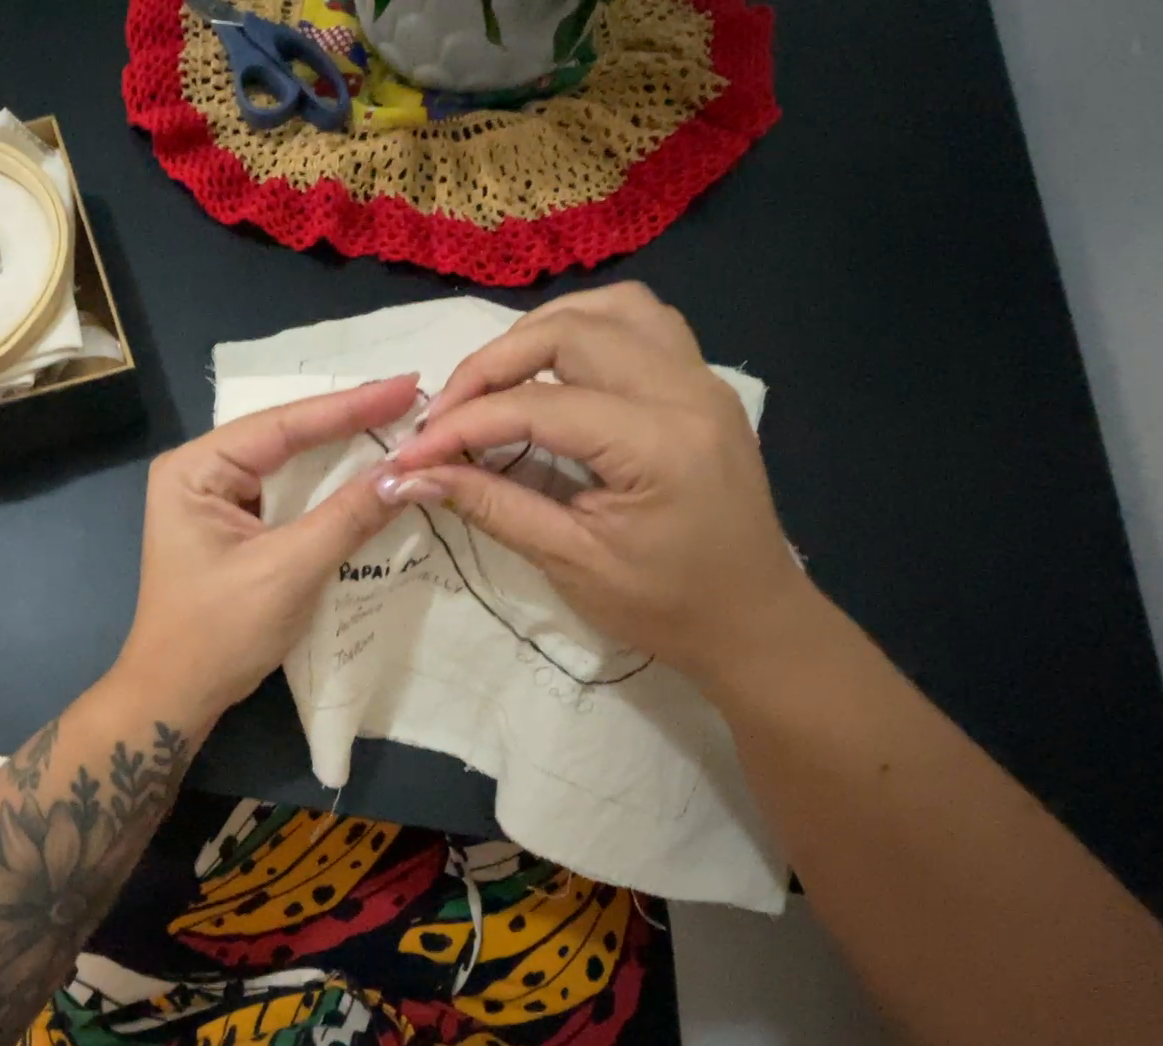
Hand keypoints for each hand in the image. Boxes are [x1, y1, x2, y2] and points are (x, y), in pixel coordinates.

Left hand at [112, 376, 418, 722]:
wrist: (177, 693)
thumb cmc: (219, 633)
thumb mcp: (289, 571)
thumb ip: (348, 517)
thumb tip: (408, 473)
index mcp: (194, 469)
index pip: (282, 425)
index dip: (349, 406)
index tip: (406, 385)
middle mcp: (199, 472)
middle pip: (285, 437)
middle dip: (347, 423)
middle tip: (412, 402)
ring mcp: (214, 499)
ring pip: (288, 464)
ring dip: (341, 453)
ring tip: (399, 427)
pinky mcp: (231, 525)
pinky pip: (286, 494)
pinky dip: (326, 489)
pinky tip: (365, 474)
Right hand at [386, 283, 820, 682]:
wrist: (751, 620)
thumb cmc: (664, 605)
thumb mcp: (569, 562)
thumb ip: (490, 506)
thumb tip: (410, 476)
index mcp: (659, 445)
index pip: (538, 405)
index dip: (463, 424)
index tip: (411, 453)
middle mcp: (687, 392)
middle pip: (570, 331)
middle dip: (490, 365)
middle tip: (445, 414)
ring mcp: (702, 380)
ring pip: (611, 308)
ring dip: (539, 331)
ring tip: (493, 380)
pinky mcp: (701, 384)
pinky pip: (639, 322)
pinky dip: (583, 329)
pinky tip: (551, 368)